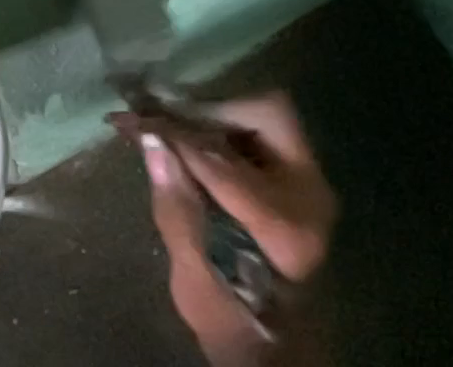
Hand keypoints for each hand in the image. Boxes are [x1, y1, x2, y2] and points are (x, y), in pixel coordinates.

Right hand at [135, 92, 336, 366]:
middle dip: (208, 109)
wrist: (277, 343)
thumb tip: (151, 141)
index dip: (178, 137)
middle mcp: (313, 195)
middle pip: (266, 115)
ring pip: (266, 116)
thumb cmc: (232, 320)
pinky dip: (226, 126)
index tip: (137, 120)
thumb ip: (176, 209)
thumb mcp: (192, 281)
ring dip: (216, 114)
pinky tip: (191, 135)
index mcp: (286, 230)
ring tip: (169, 120)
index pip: (224, 164)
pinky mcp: (305, 175)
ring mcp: (315, 182)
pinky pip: (266, 131)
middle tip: (157, 112)